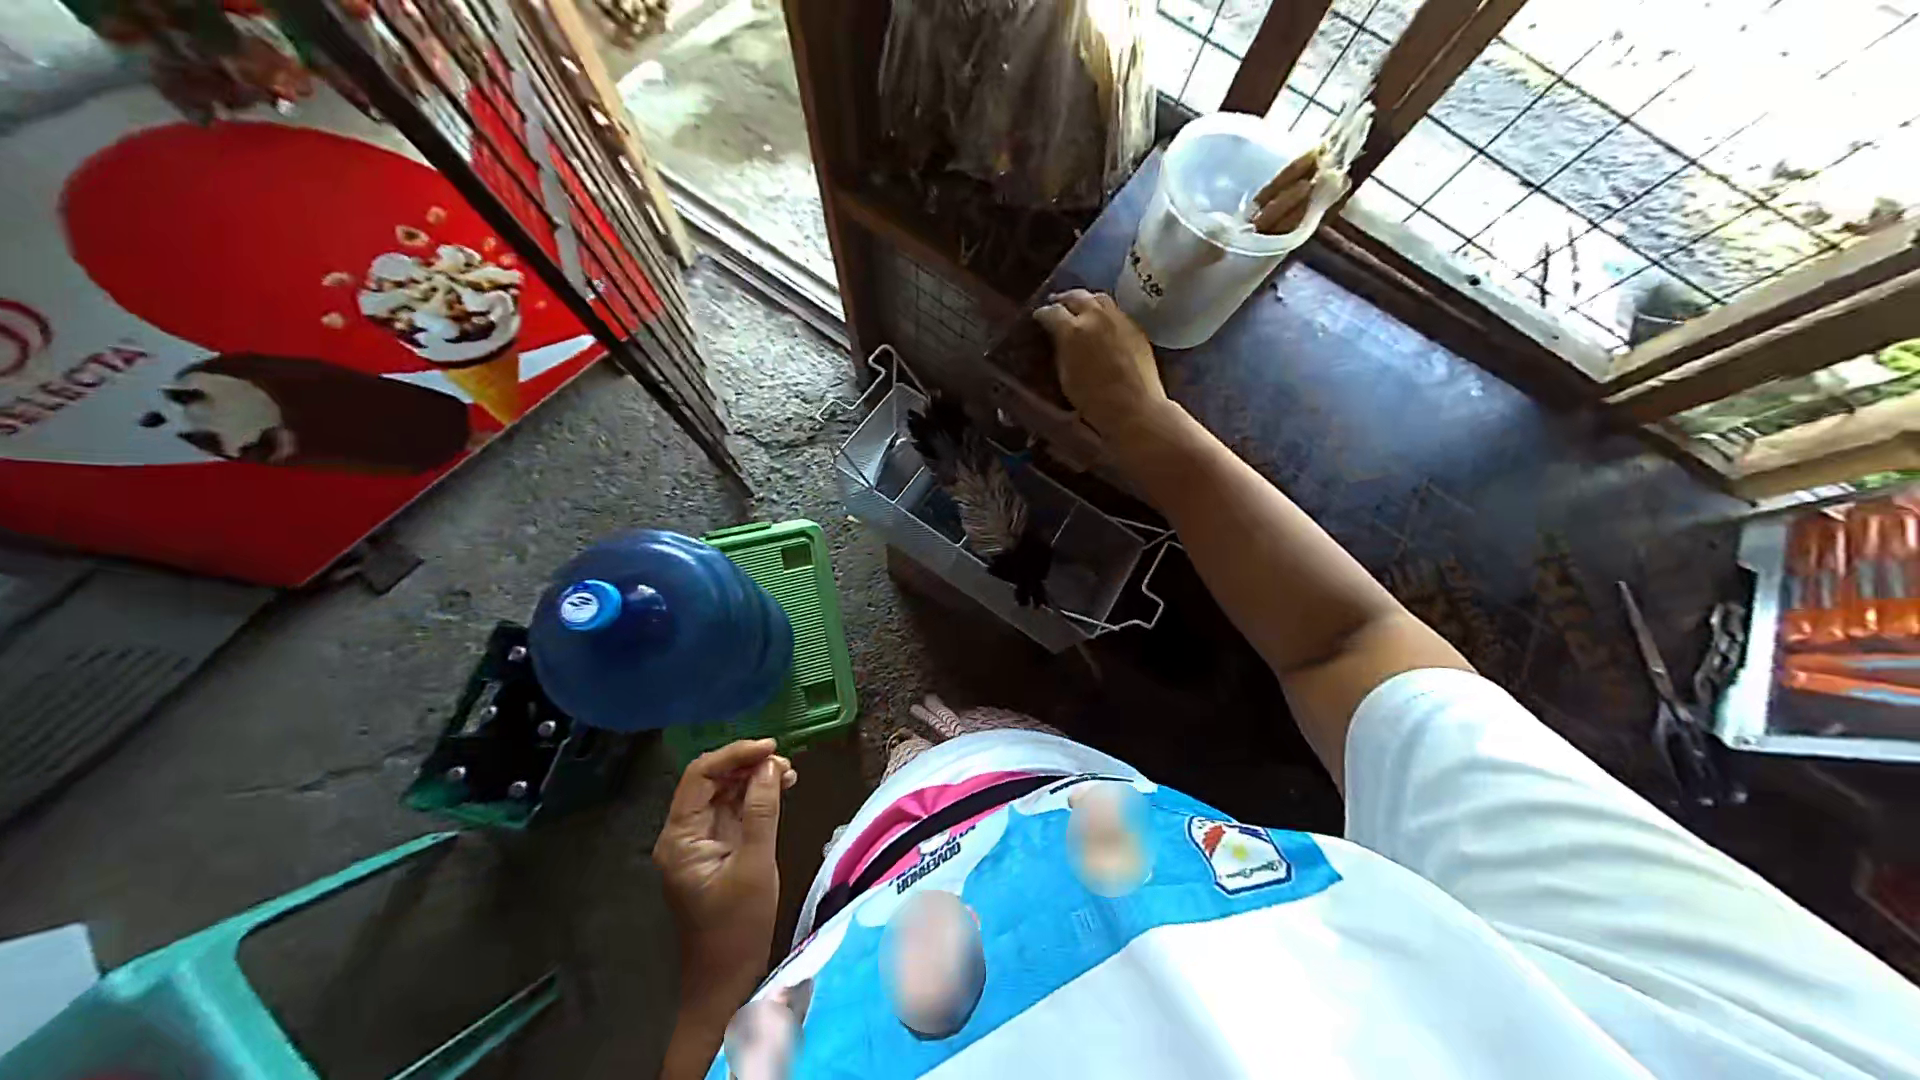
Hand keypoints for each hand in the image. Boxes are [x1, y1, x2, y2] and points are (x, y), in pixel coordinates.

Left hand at [652, 739, 797, 1013]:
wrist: (727, 979)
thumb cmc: (738, 926)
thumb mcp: (756, 864)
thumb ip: (762, 811)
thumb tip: (771, 765)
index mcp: (680, 837)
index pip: (700, 776)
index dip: (735, 755)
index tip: (770, 748)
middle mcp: (683, 833)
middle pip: (710, 780)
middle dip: (746, 764)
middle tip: (784, 762)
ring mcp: (698, 841)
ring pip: (723, 792)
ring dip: (754, 778)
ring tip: (788, 773)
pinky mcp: (715, 848)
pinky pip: (732, 810)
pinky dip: (755, 796)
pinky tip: (781, 788)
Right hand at [1032, 289, 1169, 438]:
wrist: (1134, 408)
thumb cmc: (1093, 400)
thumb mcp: (1065, 376)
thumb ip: (1060, 351)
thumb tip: (1058, 339)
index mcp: (1072, 330)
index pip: (1051, 312)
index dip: (1042, 314)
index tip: (1038, 318)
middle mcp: (1096, 316)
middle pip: (1077, 296)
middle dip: (1064, 300)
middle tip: (1056, 305)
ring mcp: (1119, 319)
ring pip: (1099, 298)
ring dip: (1086, 301)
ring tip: (1080, 308)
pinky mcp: (1135, 327)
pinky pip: (1115, 311)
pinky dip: (1104, 312)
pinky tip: (1102, 322)